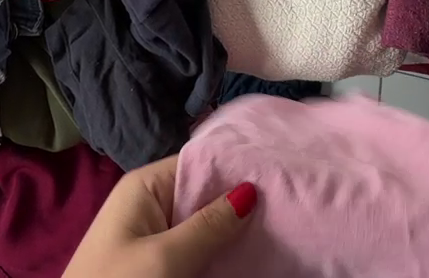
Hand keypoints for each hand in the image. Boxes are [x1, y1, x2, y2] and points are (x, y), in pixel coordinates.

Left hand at [61, 153, 256, 277]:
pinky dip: (215, 255)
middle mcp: (149, 204)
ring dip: (229, 234)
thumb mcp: (165, 259)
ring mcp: (152, 237)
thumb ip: (208, 225)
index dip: (236, 168)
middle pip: (203, 195)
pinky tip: (244, 258)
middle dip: (237, 205)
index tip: (275, 174)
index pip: (199, 162)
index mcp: (145, 186)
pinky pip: (193, 251)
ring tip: (274, 232)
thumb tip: (251, 188)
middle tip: (283, 207)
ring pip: (202, 227)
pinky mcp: (156, 265)